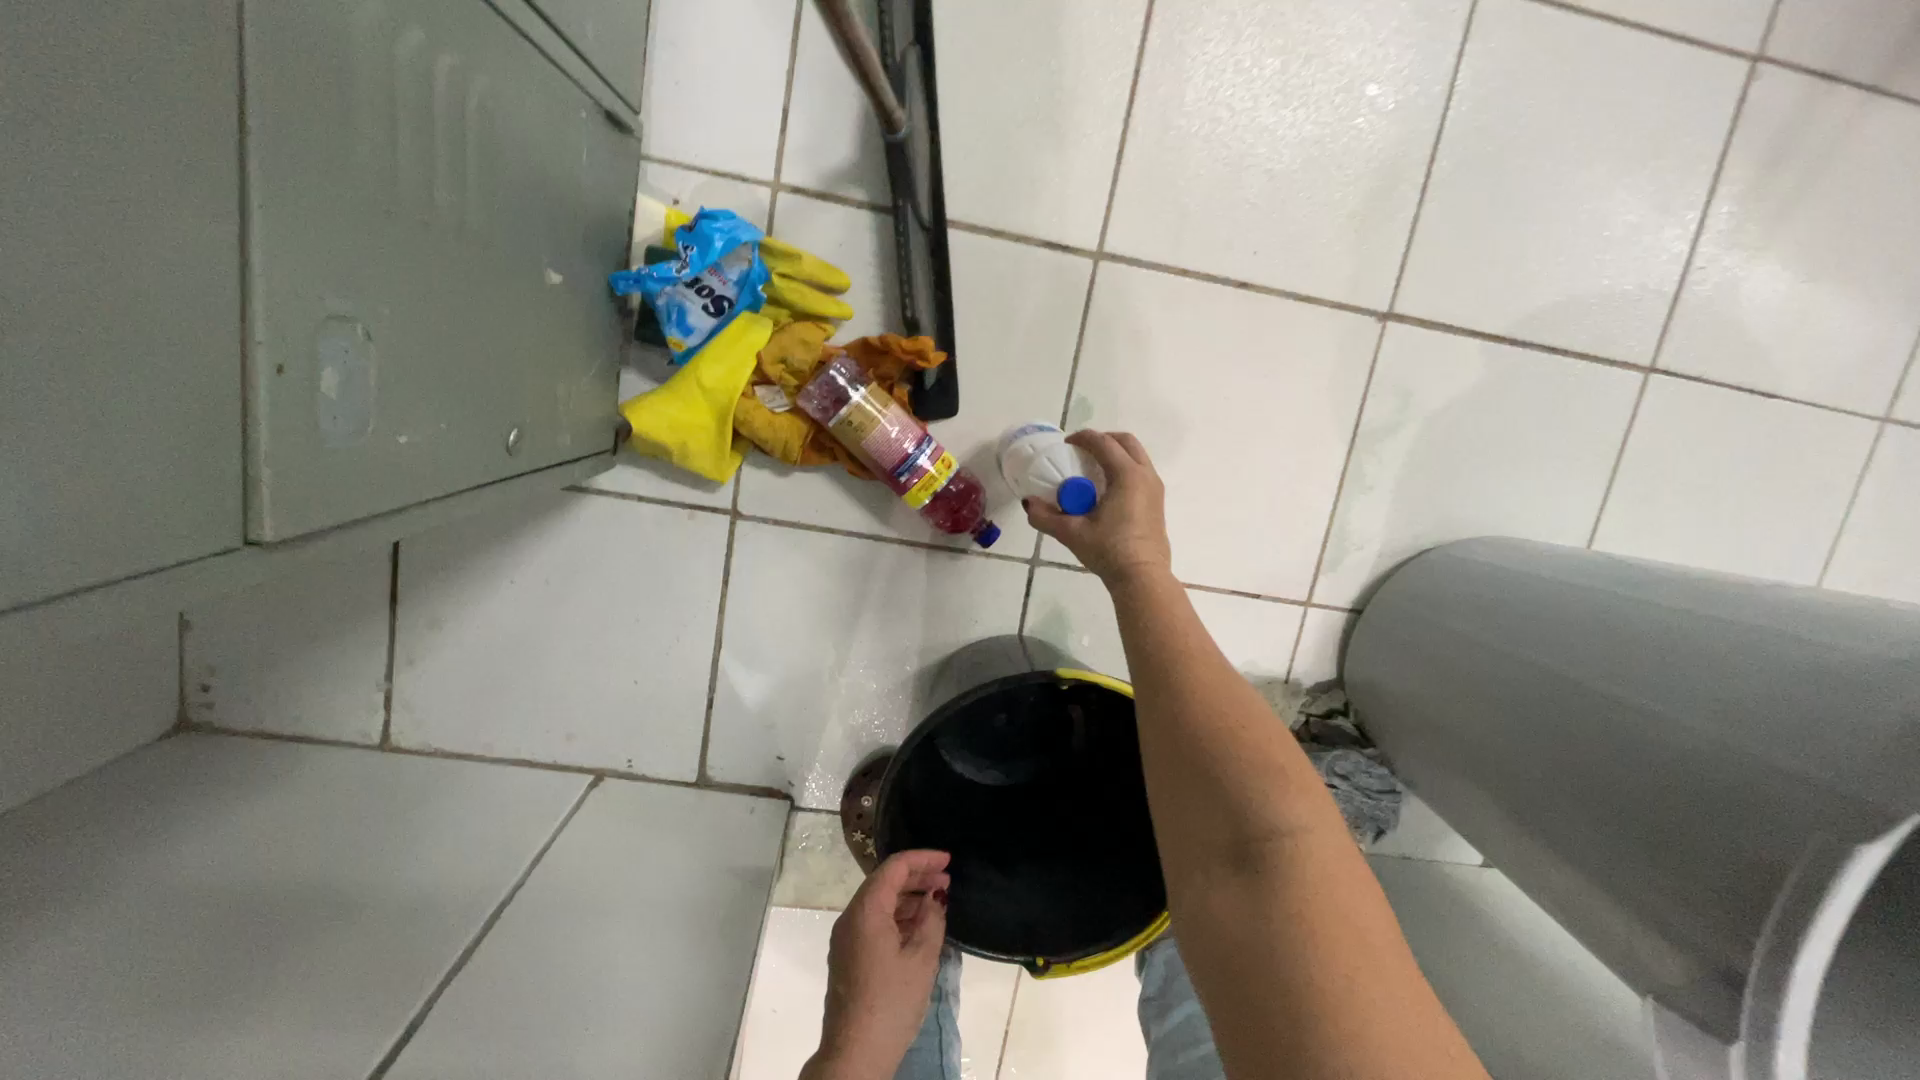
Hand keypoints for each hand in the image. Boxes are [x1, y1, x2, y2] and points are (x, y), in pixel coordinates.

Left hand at [805, 850, 951, 1079]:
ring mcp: (846, 938)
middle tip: (948, 882)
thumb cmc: (891, 1002)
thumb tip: (935, 898)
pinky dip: (897, 917)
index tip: (948, 860)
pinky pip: (874, 923)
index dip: (922, 859)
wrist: (855, 1053)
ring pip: (879, 903)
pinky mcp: (848, 957)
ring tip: (938, 904)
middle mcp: (850, 917)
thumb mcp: (921, 959)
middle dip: (917, 877)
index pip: (894, 867)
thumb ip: (931, 920)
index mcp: (866, 910)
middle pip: (884, 882)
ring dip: (908, 898)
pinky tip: (919, 928)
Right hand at [1025, 430, 1172, 585]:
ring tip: (1092, 469)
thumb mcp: (1072, 533)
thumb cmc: (1109, 551)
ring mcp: (1155, 488)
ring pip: (1136, 456)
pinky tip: (1106, 490)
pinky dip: (1123, 469)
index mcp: (1127, 475)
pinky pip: (1140, 472)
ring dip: (1115, 454)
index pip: (1103, 443)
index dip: (1082, 438)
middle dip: (1103, 440)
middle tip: (1081, 451)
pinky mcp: (1157, 502)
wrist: (1142, 577)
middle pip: (1125, 442)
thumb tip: (1028, 503)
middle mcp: (1145, 475)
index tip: (1065, 444)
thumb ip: (1046, 516)